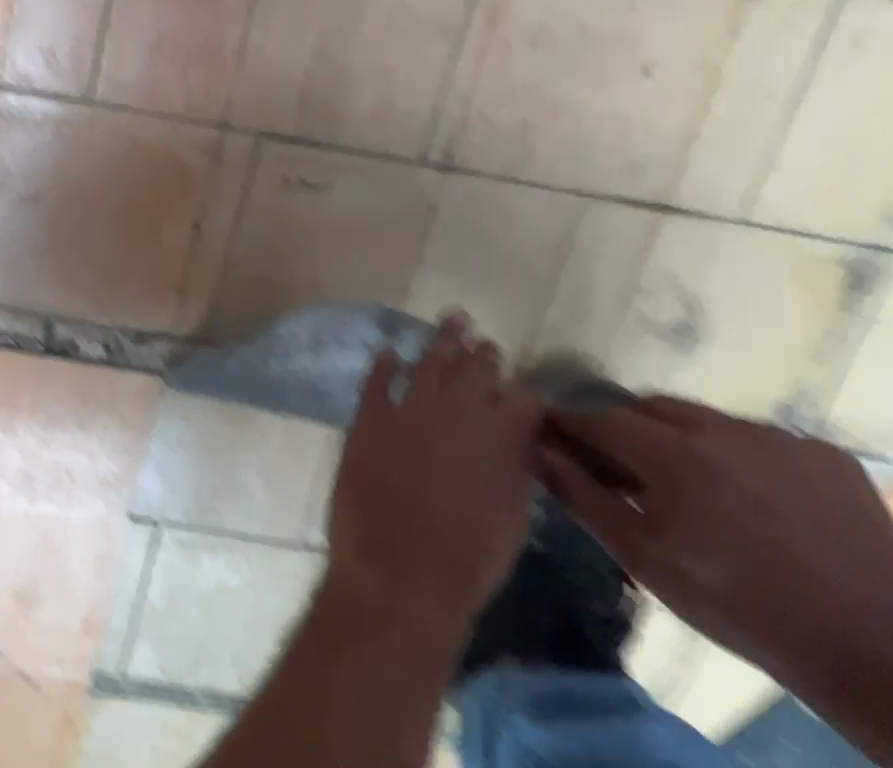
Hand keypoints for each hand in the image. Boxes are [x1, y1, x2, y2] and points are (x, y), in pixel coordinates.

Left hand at [326, 312, 547, 624]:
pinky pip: (375, 382)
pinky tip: (387, 353)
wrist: (399, 573)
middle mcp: (457, 409)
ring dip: (441, 341)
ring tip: (452, 318)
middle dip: (483, 356)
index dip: (526, 394)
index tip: (525, 392)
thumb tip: (514, 446)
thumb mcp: (513, 516)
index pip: (524, 396)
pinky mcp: (367, 421)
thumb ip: (513, 469)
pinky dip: (383, 365)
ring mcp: (407, 410)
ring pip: (428, 363)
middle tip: (485, 343)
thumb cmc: (469, 558)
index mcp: (502, 433)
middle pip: (476, 369)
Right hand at [538, 397, 892, 687]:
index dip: (569, 422)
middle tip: (612, 462)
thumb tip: (536, 451)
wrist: (870, 647)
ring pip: (708, 420)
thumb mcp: (641, 556)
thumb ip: (582, 496)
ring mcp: (784, 438)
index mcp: (674, 453)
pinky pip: (761, 439)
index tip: (546, 431)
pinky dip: (735, 455)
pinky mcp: (828, 456)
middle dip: (623, 425)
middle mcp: (726, 430)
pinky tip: (744, 497)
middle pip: (652, 407)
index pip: (601, 417)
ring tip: (681, 482)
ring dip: (679, 438)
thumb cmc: (732, 603)